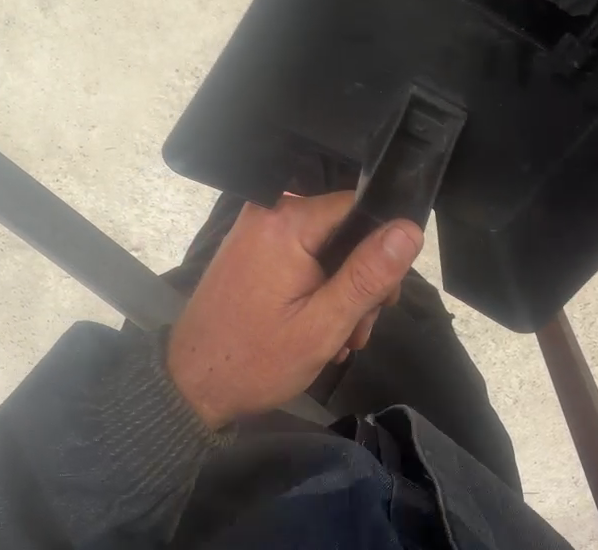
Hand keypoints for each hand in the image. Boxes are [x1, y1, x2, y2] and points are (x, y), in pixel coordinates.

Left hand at [167, 192, 422, 428]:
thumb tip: (410, 230)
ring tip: (339, 338)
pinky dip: (317, 285)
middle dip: (361, 278)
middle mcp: (271, 210)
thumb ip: (368, 274)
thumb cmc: (254, 361)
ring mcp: (259, 227)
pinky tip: (318, 324)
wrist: (187, 389)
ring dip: (342, 288)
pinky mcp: (253, 245)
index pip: (360, 207)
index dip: (381, 248)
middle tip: (358, 330)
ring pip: (328, 243)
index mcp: (287, 220)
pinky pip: (304, 251)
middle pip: (345, 227)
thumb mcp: (323, 325)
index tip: (384, 297)